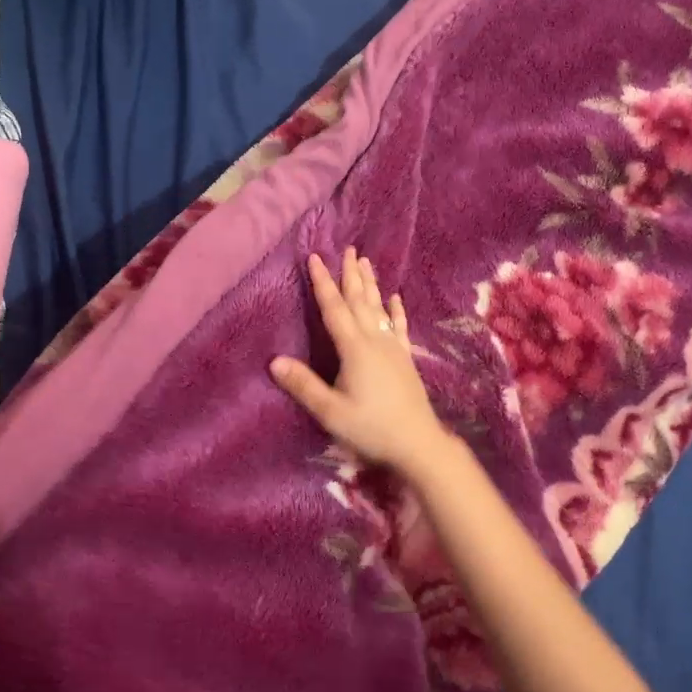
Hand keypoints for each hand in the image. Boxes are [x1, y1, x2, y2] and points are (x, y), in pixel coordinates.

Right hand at [272, 248, 455, 476]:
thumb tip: (274, 361)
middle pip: (359, 301)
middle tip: (347, 248)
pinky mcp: (406, 359)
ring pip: (378, 308)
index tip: (315, 258)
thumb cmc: (371, 428)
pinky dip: (396, 310)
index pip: (334, 309)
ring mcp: (393, 348)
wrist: (418, 443)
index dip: (323, 283)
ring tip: (366, 262)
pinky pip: (399, 327)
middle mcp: (374, 341)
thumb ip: (303, 385)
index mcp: (354, 349)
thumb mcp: (331, 412)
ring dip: (371, 284)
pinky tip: (396, 298)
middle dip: (350, 274)